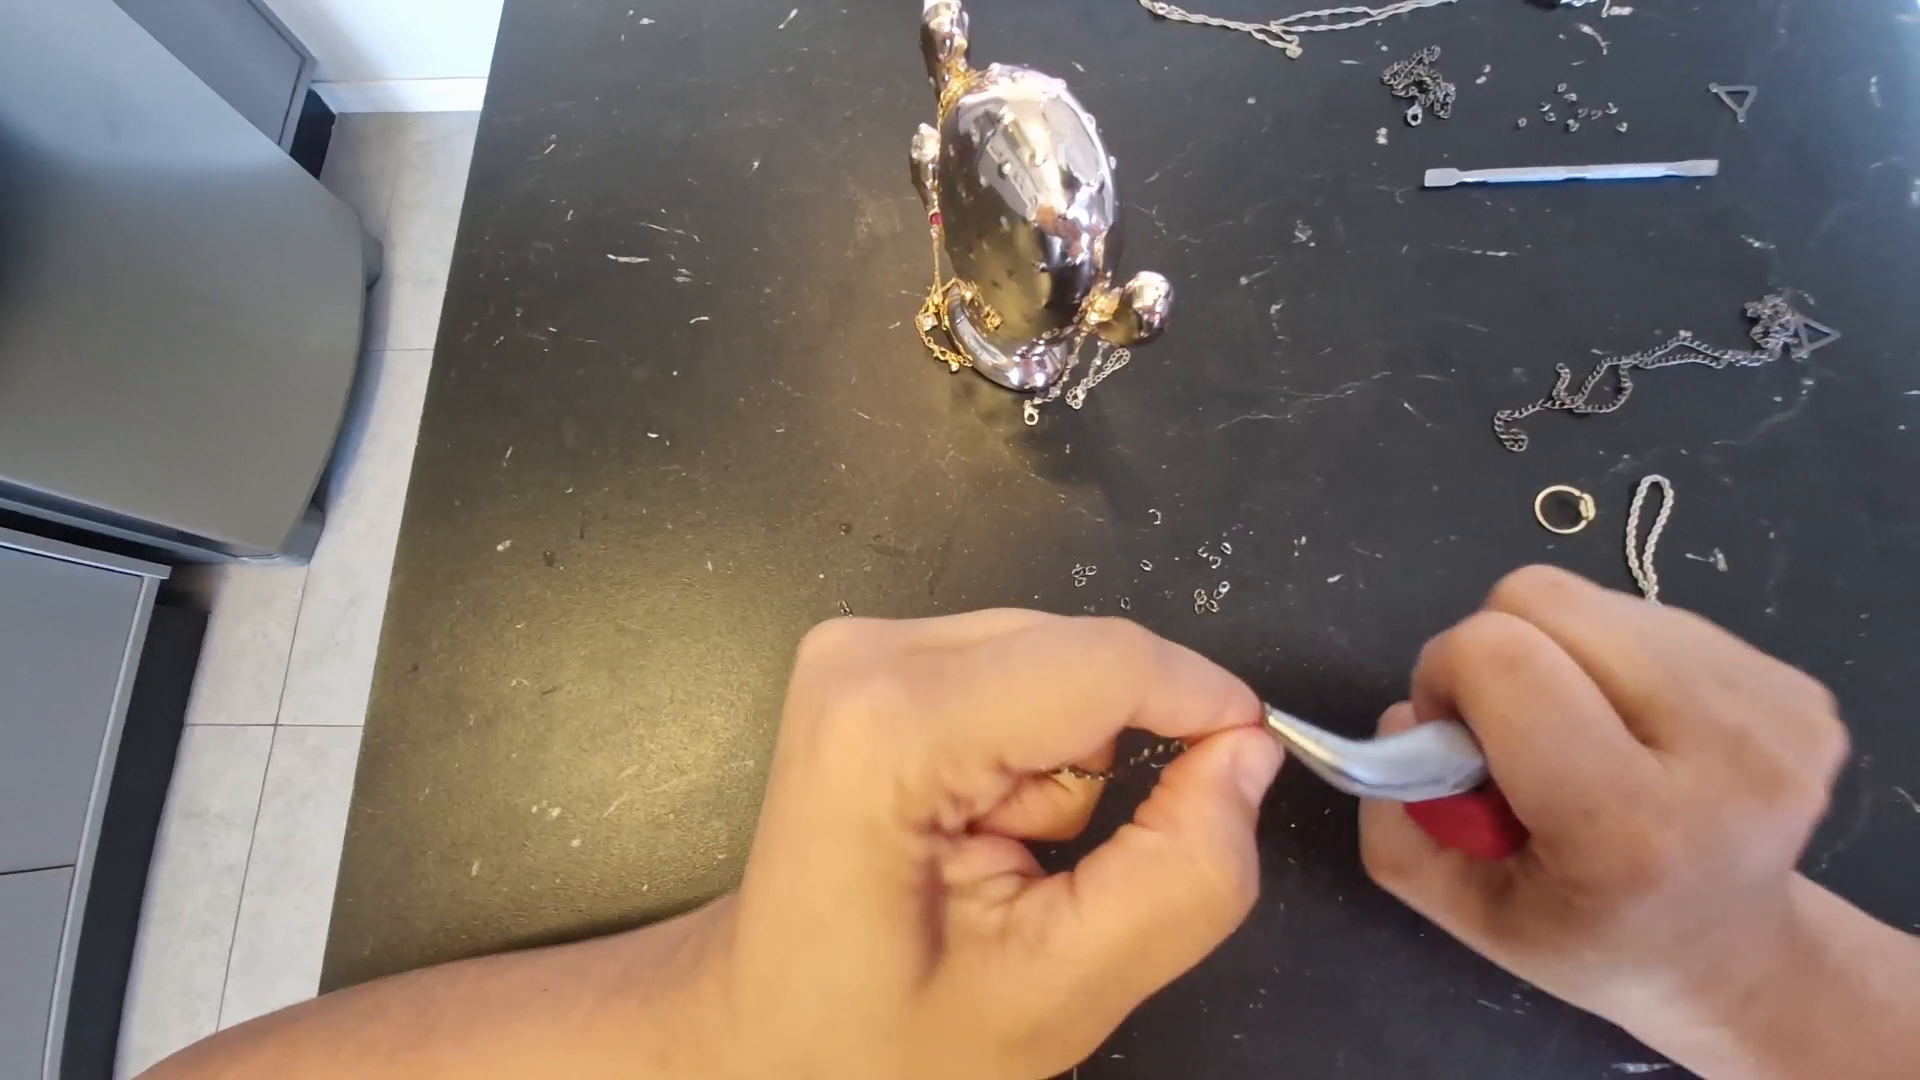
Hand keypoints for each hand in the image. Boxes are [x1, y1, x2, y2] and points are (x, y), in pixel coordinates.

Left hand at [684, 611, 1281, 1078]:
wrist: (765, 1022)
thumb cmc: (883, 1036)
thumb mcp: (1056, 992)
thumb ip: (1182, 874)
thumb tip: (1245, 756)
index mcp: (891, 728)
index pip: (1098, 662)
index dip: (1200, 698)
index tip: (1252, 752)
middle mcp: (866, 653)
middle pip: (1075, 650)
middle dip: (1111, 747)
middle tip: (1060, 855)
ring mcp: (859, 644)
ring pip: (1049, 654)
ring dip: (1062, 748)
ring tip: (999, 838)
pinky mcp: (868, 652)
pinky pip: (1007, 664)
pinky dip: (1023, 734)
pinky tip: (973, 805)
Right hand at [1360, 566, 1850, 1055]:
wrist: (1730, 955)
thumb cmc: (1575, 930)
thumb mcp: (1447, 896)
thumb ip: (1391, 809)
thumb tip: (1411, 715)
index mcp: (1626, 824)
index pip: (1499, 658)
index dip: (1443, 674)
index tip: (1454, 734)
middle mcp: (1723, 755)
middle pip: (1538, 599)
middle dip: (1489, 646)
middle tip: (1504, 721)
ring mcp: (1771, 712)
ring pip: (1581, 597)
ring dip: (1544, 646)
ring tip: (1568, 722)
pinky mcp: (1796, 683)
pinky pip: (1633, 611)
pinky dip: (1597, 651)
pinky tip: (1618, 717)